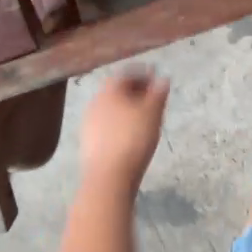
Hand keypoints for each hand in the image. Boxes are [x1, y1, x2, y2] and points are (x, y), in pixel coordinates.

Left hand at [79, 67, 169, 194]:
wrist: (108, 178)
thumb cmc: (133, 138)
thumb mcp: (153, 112)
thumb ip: (158, 93)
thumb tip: (163, 79)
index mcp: (109, 90)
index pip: (126, 73)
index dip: (143, 73)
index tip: (157, 77)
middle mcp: (95, 103)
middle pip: (117, 91)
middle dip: (135, 91)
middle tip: (152, 96)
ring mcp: (89, 124)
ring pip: (112, 109)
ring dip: (127, 108)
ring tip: (145, 117)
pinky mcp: (88, 143)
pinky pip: (107, 125)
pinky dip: (120, 124)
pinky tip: (132, 134)